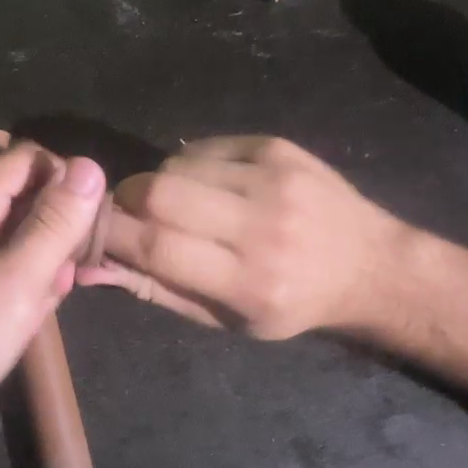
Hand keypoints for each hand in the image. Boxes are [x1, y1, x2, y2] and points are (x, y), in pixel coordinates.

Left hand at [0, 140, 106, 467]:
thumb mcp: (21, 280)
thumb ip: (56, 222)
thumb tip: (90, 163)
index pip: (28, 156)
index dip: (65, 180)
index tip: (82, 228)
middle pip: (21, 193)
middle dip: (51, 230)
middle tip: (57, 280)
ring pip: (12, 232)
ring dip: (36, 262)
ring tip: (35, 308)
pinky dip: (15, 281)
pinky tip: (17, 317)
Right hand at [79, 136, 410, 338]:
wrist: (373, 266)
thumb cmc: (294, 304)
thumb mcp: (229, 320)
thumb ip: (161, 291)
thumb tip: (96, 266)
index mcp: (249, 282)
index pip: (159, 247)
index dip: (113, 234)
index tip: (94, 231)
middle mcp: (263, 228)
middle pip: (162, 193)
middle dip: (128, 199)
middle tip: (128, 210)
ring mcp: (274, 181)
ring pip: (179, 164)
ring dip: (162, 181)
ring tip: (178, 200)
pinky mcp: (278, 148)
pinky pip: (207, 146)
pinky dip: (192, 164)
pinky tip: (208, 183)